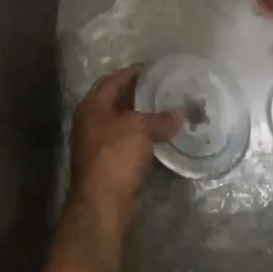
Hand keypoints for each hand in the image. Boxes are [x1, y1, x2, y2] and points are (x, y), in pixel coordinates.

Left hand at [67, 67, 181, 225]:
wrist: (102, 202)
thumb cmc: (115, 155)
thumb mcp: (140, 129)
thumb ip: (160, 118)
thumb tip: (181, 113)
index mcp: (92, 106)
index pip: (112, 80)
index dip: (132, 72)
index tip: (153, 68)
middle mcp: (91, 122)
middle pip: (116, 101)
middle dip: (138, 95)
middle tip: (164, 88)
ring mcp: (97, 144)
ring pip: (122, 123)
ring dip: (141, 118)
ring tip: (166, 110)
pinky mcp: (107, 164)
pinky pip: (127, 142)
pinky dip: (141, 137)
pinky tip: (160, 136)